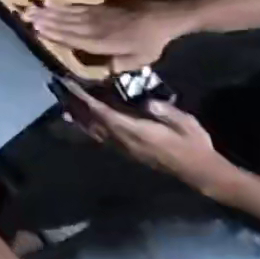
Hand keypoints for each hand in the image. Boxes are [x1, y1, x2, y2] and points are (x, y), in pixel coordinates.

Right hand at [20, 0, 187, 70]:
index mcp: (102, 42)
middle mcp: (95, 27)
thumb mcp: (138, 60)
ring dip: (48, 11)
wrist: (164, 18)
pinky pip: (76, 6)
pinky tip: (50, 2)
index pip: (73, 37)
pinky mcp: (98, 7)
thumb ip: (116, 65)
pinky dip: (61, 4)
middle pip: (66, 23)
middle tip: (24, 15)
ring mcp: (96, 15)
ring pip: (68, 14)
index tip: (36, 28)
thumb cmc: (150, 43)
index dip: (55, 33)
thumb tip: (99, 69)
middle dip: (44, 19)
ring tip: (30, 8)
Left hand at [62, 85, 234, 192]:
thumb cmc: (193, 145)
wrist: (199, 172)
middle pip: (91, 121)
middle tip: (60, 89)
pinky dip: (86, 126)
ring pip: (92, 130)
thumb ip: (163, 111)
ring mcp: (122, 147)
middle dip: (75, 105)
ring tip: (63, 102)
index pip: (103, 113)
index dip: (85, 99)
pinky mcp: (124, 151)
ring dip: (78, 116)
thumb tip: (145, 101)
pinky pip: (99, 136)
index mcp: (134, 131)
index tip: (72, 86)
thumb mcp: (185, 123)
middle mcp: (122, 140)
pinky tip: (79, 120)